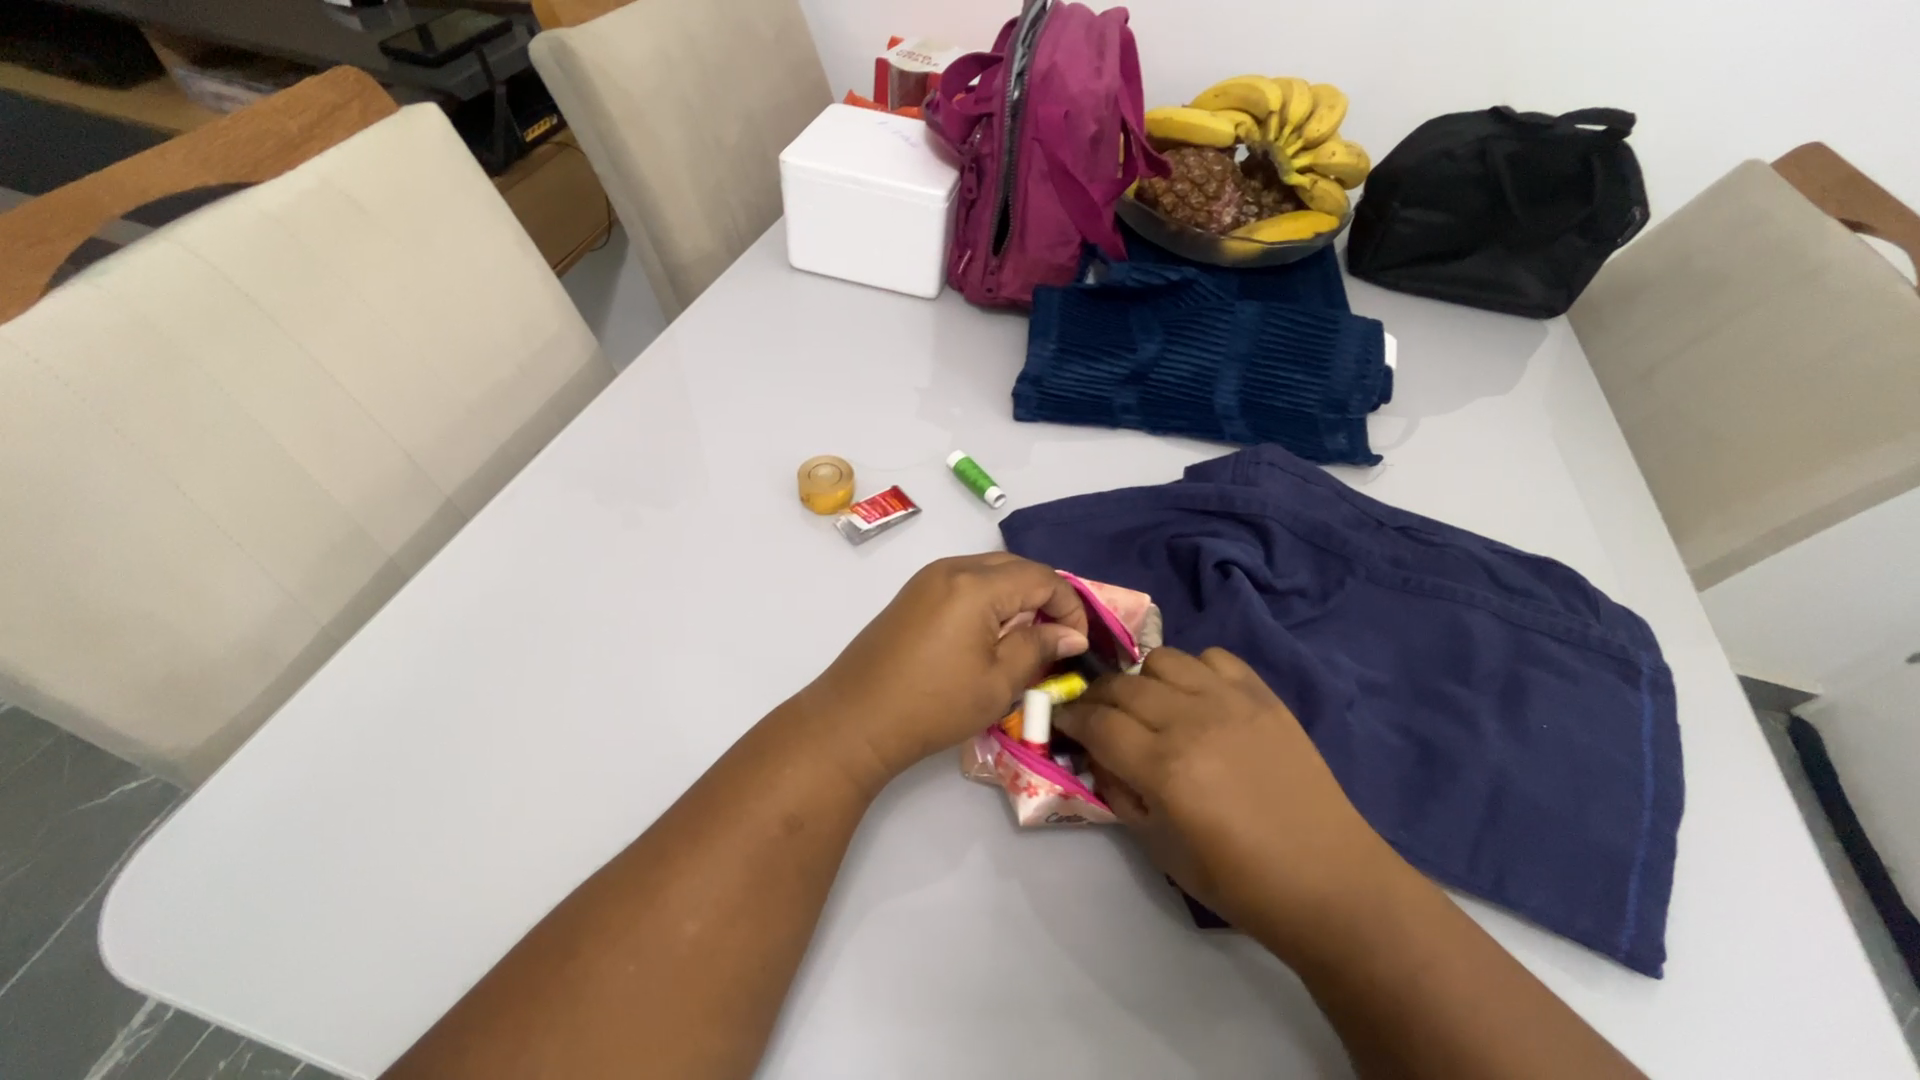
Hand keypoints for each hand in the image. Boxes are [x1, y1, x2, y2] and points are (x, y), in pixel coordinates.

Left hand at [798, 555, 1089, 787]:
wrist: (855, 720)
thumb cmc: (933, 705)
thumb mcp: (998, 682)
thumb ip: (1039, 648)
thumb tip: (1070, 634)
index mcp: (976, 585)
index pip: (1041, 577)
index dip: (1070, 605)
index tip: (1078, 642)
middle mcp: (951, 569)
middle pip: (1014, 567)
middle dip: (1044, 596)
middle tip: (1057, 638)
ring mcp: (927, 580)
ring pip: (988, 572)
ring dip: (1015, 597)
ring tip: (1027, 640)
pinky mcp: (912, 596)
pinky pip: (964, 584)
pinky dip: (988, 601)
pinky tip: (990, 637)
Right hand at [1055, 647, 1404, 954]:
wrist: (1326, 878)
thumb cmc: (1237, 880)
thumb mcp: (1158, 848)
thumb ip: (1119, 794)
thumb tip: (1097, 758)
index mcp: (1163, 767)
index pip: (1095, 722)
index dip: (1068, 719)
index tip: (1060, 722)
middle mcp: (1193, 721)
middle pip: (1122, 685)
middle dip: (1096, 698)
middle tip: (1094, 716)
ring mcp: (1232, 702)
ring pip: (1164, 660)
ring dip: (1143, 680)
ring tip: (1148, 705)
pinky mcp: (1264, 697)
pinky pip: (1215, 658)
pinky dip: (1194, 671)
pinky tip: (1196, 699)